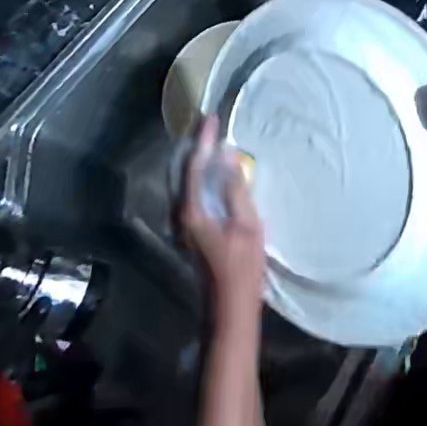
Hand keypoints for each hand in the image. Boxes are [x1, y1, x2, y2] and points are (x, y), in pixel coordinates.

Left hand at [180, 114, 265, 317]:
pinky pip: (190, 191)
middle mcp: (180, 214)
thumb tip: (227, 157)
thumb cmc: (241, 266)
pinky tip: (212, 170)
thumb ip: (235, 189)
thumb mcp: (246, 224)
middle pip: (183, 170)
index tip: (212, 117)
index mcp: (192, 210)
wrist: (229, 308)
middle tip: (210, 124)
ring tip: (212, 140)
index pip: (194, 165)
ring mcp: (183, 223)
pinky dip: (199, 174)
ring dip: (197, 159)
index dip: (204, 140)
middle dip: (196, 145)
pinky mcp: (191, 229)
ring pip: (184, 181)